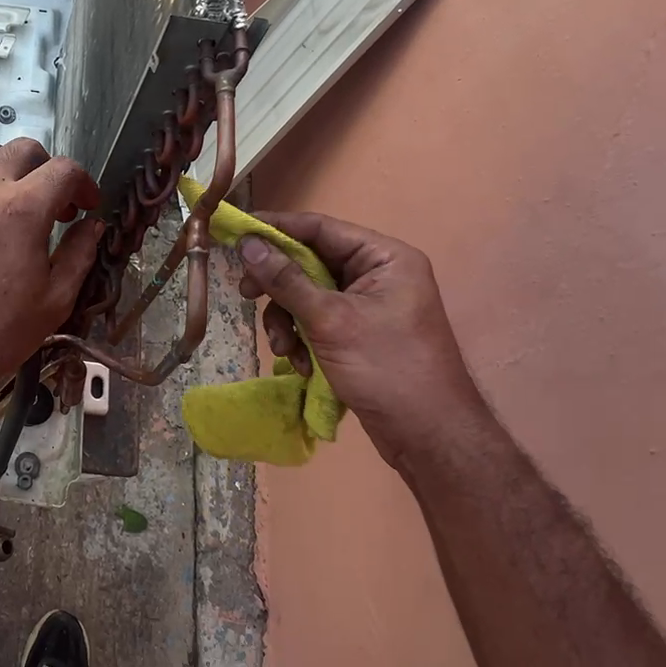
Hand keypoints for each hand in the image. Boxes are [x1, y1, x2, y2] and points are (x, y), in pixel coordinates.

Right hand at [238, 213, 492, 469]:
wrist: (430, 439)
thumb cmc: (387, 368)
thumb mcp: (330, 320)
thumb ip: (285, 280)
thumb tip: (247, 244)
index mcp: (384, 258)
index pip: (319, 228)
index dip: (275, 229)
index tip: (235, 234)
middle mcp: (377, 273)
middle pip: (309, 262)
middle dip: (278, 285)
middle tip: (244, 294)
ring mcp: (368, 305)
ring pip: (307, 294)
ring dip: (287, 319)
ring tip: (282, 348)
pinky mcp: (359, 332)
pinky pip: (316, 319)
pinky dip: (301, 338)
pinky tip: (301, 364)